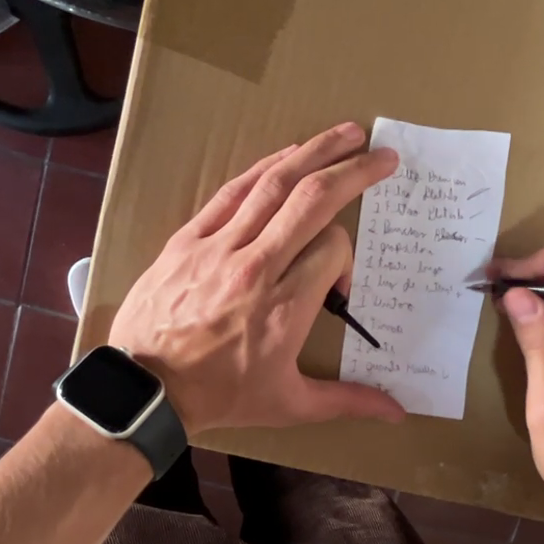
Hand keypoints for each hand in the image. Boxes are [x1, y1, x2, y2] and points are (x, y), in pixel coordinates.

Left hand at [107, 122, 407, 434]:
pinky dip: (265, 167)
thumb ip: (346, 400)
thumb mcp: (289, 404)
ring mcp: (219, 247)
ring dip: (316, 151)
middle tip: (383, 154)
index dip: (347, 261)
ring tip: (347, 132)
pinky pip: (232, 191)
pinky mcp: (189, 239)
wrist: (145, 389)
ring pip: (275, 184)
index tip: (336, 287)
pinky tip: (289, 153)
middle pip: (314, 201)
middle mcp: (257, 267)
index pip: (333, 250)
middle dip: (354, 171)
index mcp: (286, 307)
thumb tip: (398, 412)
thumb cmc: (220, 396)